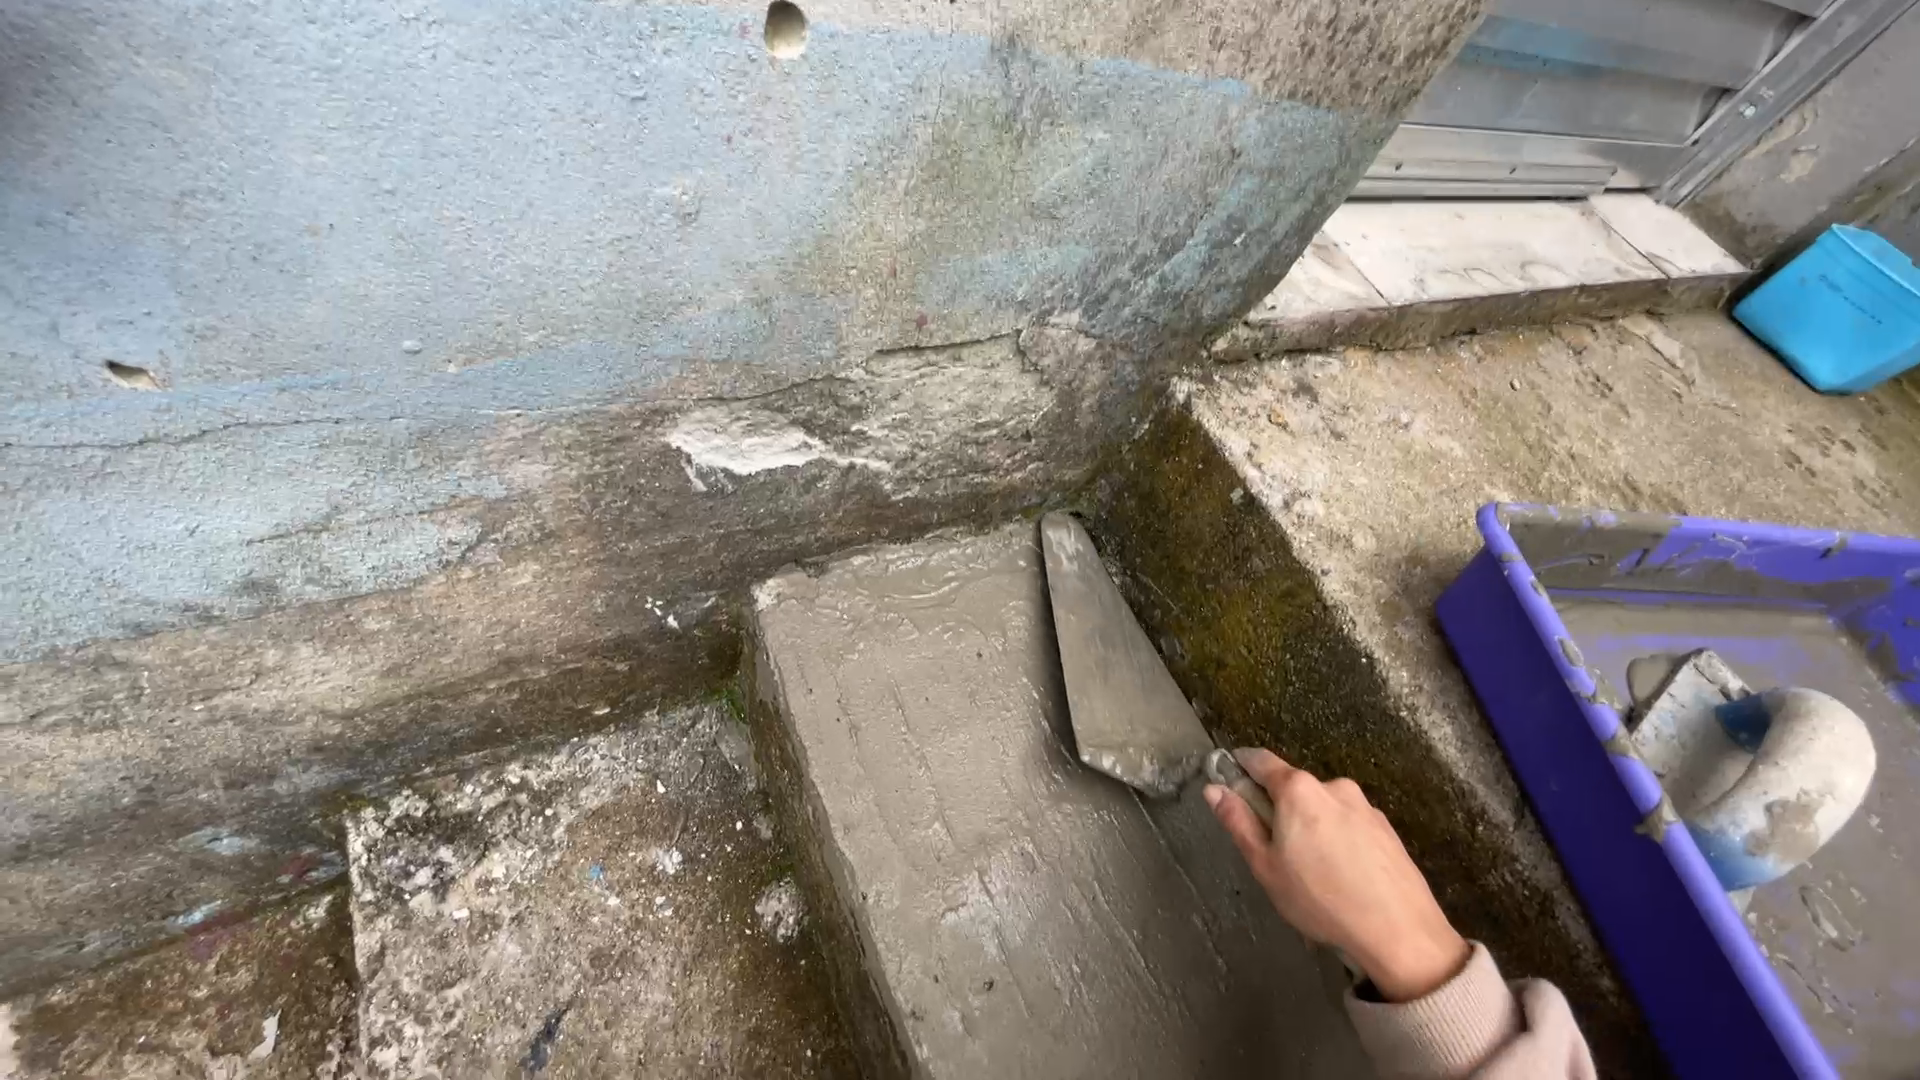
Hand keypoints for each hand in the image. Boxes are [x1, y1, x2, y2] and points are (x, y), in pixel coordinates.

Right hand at [1205, 748, 1469, 1002]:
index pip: (1260, 759)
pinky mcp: (1388, 829)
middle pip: (1293, 786)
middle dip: (1279, 807)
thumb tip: (1213, 789)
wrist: (1402, 935)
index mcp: (1298, 790)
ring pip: (1323, 807)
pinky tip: (1343, 876)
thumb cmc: (1320, 899)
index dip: (1240, 767)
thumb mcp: (1265, 866)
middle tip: (1275, 849)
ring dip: (1311, 825)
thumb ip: (1238, 822)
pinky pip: (1349, 824)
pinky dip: (1339, 839)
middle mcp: (1333, 786)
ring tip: (1314, 871)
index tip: (1231, 784)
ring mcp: (1365, 806)